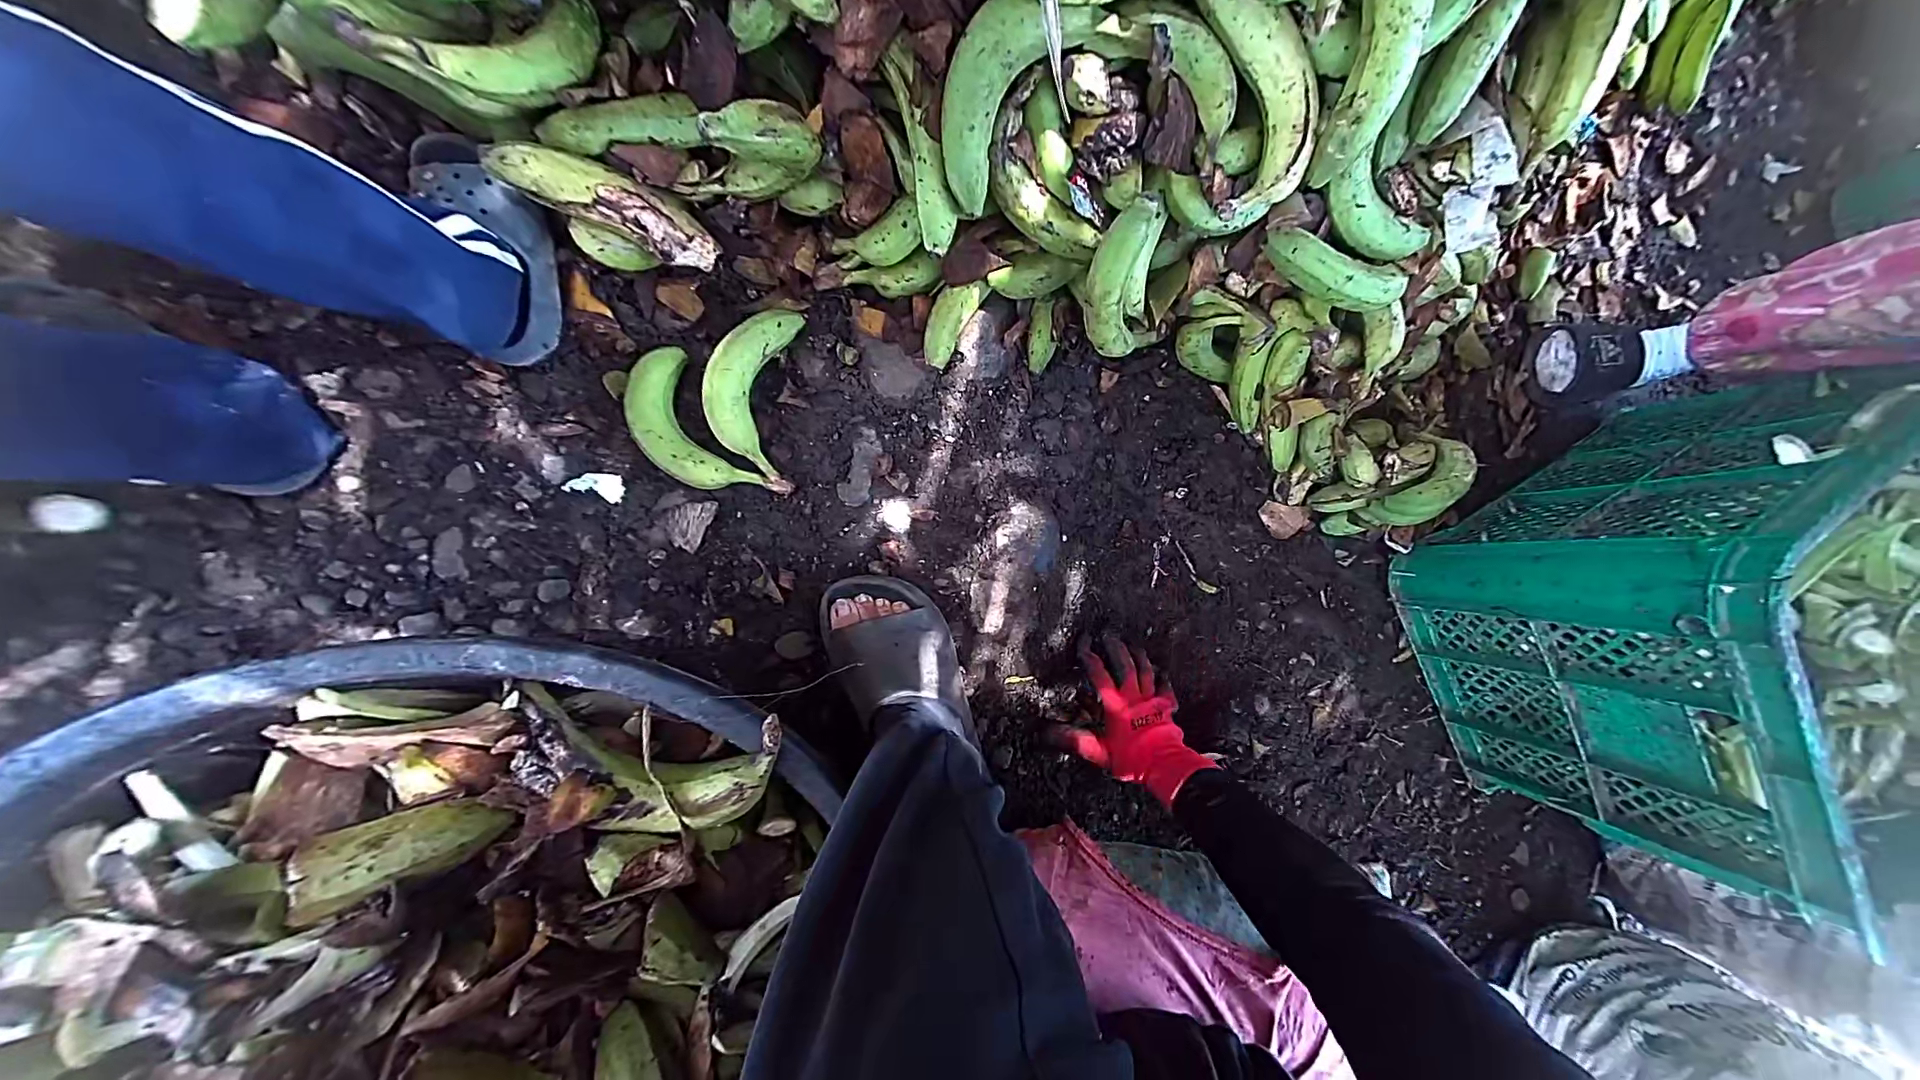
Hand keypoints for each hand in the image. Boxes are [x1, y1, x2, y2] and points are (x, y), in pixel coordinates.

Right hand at [1059, 635, 1215, 807]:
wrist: (1164, 765)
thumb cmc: (1132, 760)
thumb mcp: (1100, 752)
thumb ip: (1078, 741)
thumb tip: (1051, 733)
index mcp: (1115, 705)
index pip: (1099, 674)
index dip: (1090, 656)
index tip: (1084, 643)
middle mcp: (1133, 697)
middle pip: (1124, 665)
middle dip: (1116, 648)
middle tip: (1109, 636)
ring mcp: (1152, 700)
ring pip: (1145, 670)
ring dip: (1138, 656)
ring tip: (1132, 645)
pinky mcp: (1167, 706)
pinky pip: (1165, 686)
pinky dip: (1162, 677)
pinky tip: (1160, 671)